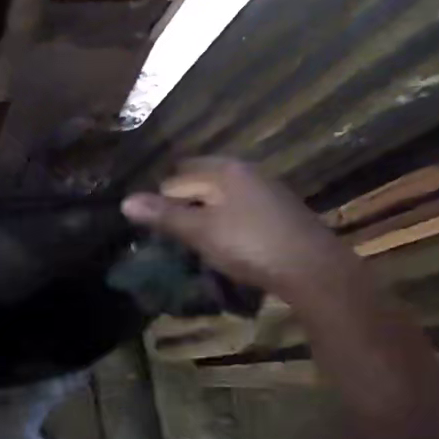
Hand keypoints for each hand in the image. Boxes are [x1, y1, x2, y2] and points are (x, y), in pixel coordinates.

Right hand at [121, 157, 359, 298]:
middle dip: (184, 202)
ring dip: (207, 214)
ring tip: (194, 241)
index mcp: (225, 170)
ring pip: (225, 196)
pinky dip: (228, 222)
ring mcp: (268, 191)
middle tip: (170, 233)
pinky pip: (242, 210)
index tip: (153, 224)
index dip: (162, 197)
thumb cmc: (250, 245)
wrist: (312, 268)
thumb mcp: (201, 232)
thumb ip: (165, 215)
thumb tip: (126, 201)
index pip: (179, 174)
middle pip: (204, 181)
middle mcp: (248, 172)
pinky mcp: (281, 213)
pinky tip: (227, 244)